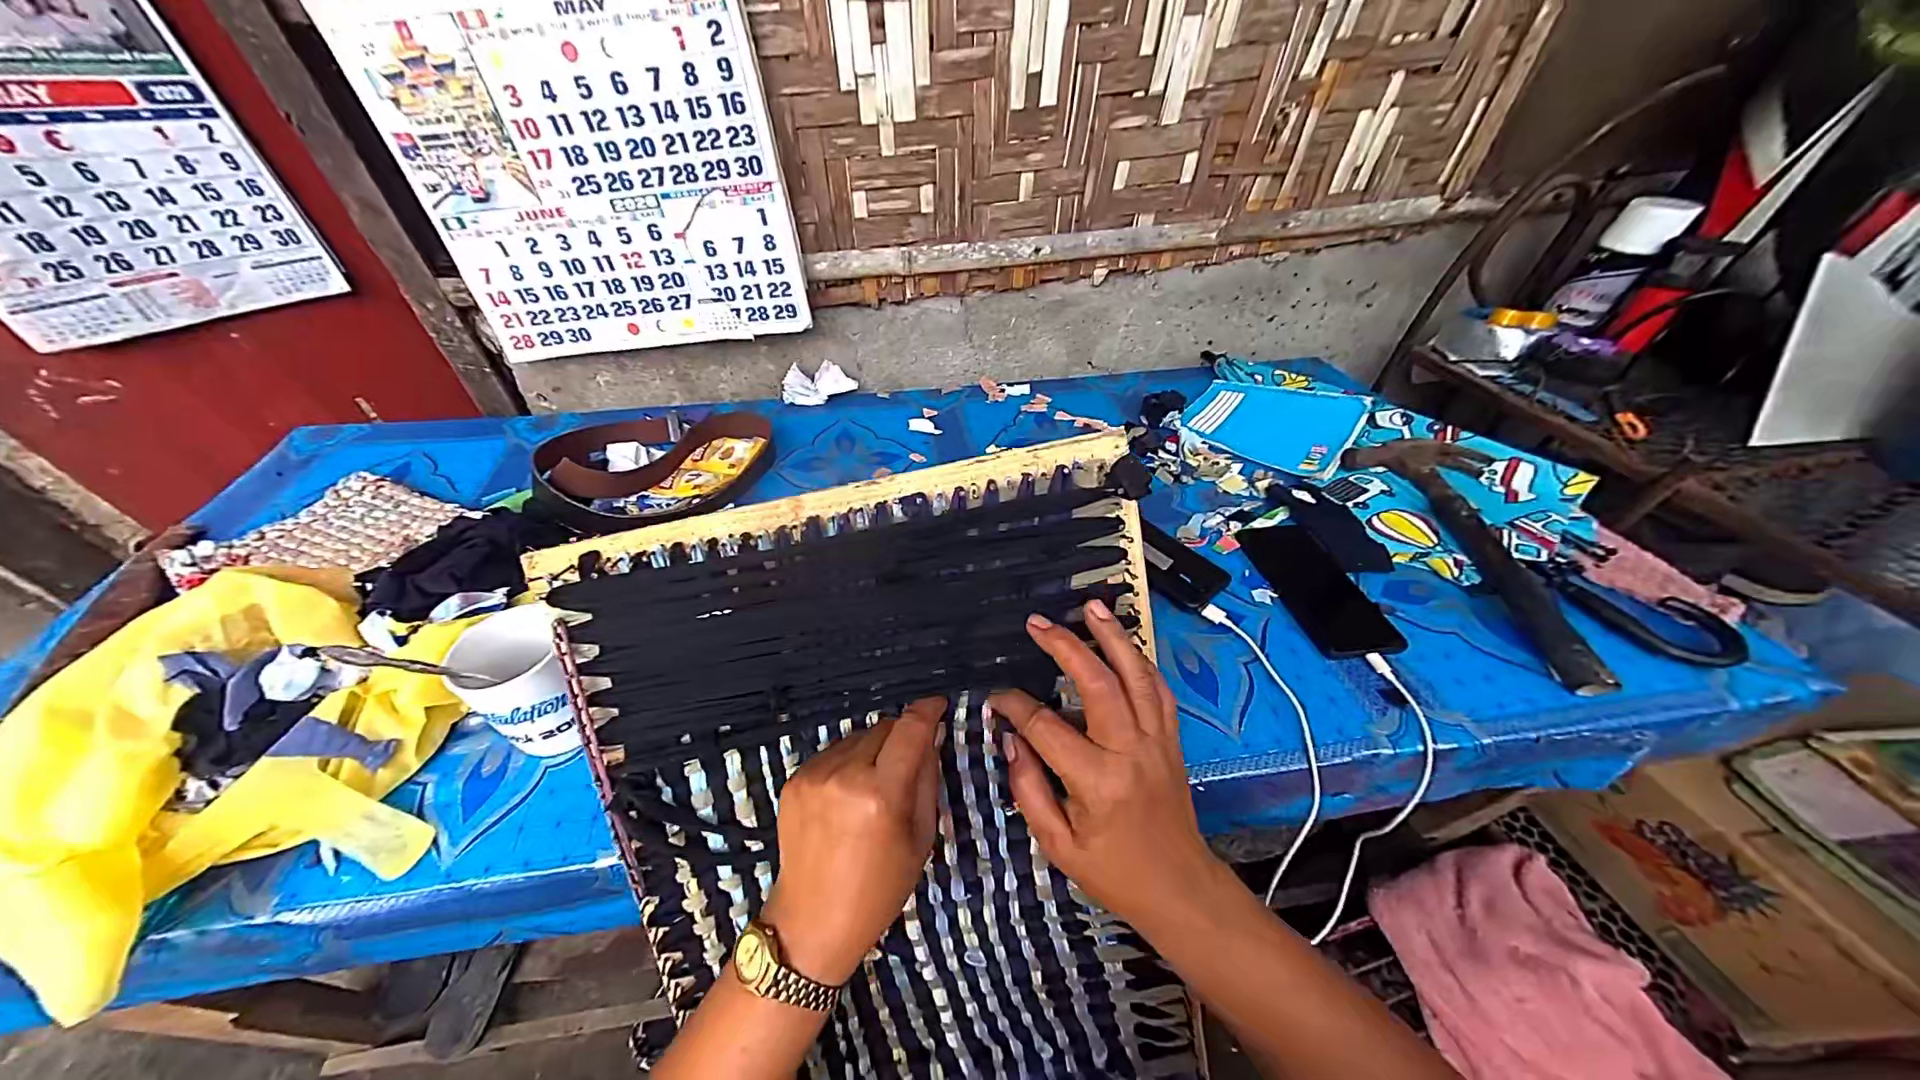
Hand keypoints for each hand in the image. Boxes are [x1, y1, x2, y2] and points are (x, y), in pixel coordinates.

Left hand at [759, 696, 944, 984]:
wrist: (811, 920)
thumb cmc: (878, 889)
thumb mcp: (920, 839)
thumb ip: (926, 780)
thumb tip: (931, 736)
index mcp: (882, 795)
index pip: (910, 728)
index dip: (927, 710)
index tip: (938, 706)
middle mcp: (845, 775)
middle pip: (884, 727)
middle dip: (901, 738)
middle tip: (906, 767)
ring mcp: (815, 775)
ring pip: (858, 736)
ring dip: (874, 749)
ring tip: (873, 787)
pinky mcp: (795, 779)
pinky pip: (833, 752)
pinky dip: (848, 762)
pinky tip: (847, 796)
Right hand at [988, 600, 1227, 926]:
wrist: (1181, 890)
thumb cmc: (1115, 873)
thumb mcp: (1059, 845)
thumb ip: (1028, 788)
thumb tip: (1010, 738)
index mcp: (1097, 781)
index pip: (1045, 726)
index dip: (1014, 706)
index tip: (996, 698)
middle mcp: (1130, 751)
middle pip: (1097, 683)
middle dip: (1064, 647)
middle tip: (1038, 623)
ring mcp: (1157, 741)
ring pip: (1136, 675)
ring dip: (1112, 637)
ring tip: (1090, 606)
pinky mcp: (1172, 740)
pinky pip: (1159, 690)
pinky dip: (1141, 661)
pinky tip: (1125, 643)